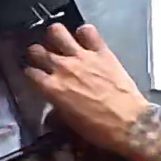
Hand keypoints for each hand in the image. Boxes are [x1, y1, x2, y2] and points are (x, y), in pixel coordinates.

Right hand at [25, 24, 157, 154]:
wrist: (131, 125)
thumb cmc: (98, 129)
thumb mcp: (70, 123)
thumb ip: (56, 109)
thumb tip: (52, 109)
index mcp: (52, 88)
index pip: (30, 72)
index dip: (30, 74)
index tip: (34, 75)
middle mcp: (62, 68)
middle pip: (36, 50)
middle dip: (36, 53)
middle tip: (42, 57)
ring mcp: (82, 57)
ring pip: (57, 32)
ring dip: (55, 36)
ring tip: (59, 41)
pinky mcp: (101, 52)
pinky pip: (88, 31)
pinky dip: (85, 33)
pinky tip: (85, 39)